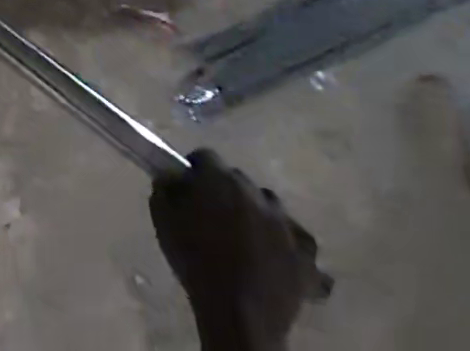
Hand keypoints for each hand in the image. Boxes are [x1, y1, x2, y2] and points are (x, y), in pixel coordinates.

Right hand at [149, 150, 330, 350]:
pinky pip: (301, 242)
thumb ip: (165, 189)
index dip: (195, 169)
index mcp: (220, 180)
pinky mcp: (306, 255)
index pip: (206, 157)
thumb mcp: (163, 220)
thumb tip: (172, 176)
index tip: (187, 186)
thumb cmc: (194, 261)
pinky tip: (279, 258)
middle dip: (226, 192)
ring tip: (247, 238)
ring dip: (259, 214)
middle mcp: (257, 193)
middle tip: (214, 216)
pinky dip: (290, 246)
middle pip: (239, 180)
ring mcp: (286, 224)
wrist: (238, 313)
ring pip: (272, 207)